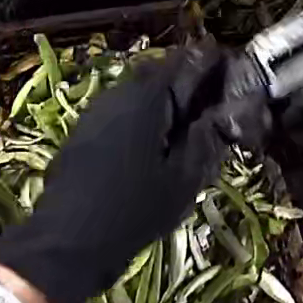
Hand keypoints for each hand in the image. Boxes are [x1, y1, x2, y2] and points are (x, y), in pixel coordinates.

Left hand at [0, 47, 267, 302]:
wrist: (67, 242)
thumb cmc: (135, 210)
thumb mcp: (184, 179)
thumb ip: (207, 137)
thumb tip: (227, 110)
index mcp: (149, 97)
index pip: (189, 60)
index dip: (215, 63)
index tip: (236, 72)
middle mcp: (121, 92)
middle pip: (164, 71)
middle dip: (192, 81)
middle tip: (217, 102)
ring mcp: (98, 109)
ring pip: (142, 90)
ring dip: (168, 98)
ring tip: (191, 122)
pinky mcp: (85, 128)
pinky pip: (124, 108)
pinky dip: (147, 114)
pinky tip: (157, 139)